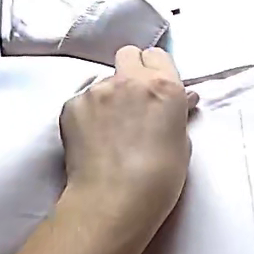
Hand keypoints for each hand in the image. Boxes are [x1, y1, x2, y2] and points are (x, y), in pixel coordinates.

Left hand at [57, 45, 196, 230]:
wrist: (115, 199)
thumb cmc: (159, 177)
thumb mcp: (182, 141)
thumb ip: (177, 112)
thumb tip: (180, 100)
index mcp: (165, 86)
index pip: (157, 55)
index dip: (158, 70)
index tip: (159, 87)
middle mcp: (130, 81)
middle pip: (128, 54)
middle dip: (133, 70)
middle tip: (137, 98)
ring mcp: (97, 91)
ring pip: (105, 80)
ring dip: (112, 95)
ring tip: (115, 127)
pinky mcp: (71, 106)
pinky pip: (84, 100)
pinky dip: (91, 113)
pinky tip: (97, 137)